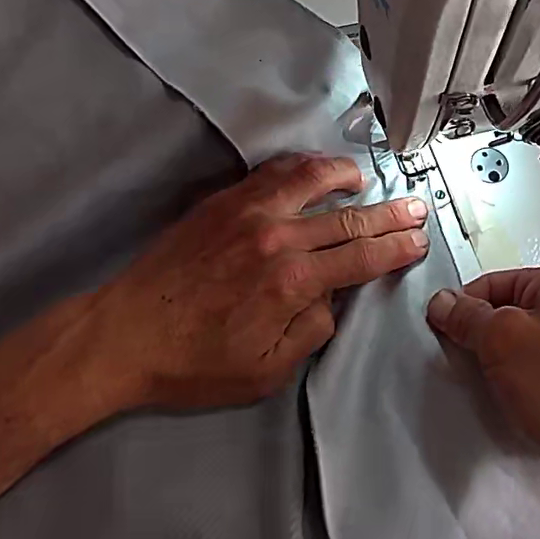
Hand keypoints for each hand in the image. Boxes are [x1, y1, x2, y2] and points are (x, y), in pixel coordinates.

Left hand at [89, 154, 429, 409]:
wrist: (124, 334)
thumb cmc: (192, 363)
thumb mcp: (265, 372)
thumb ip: (312, 329)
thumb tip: (332, 294)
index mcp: (291, 282)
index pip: (361, 257)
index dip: (395, 247)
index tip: (416, 240)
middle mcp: (276, 236)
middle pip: (347, 216)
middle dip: (388, 213)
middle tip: (413, 207)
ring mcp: (248, 211)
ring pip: (311, 178)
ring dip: (345, 175)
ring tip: (364, 180)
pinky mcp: (224, 200)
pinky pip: (273, 172)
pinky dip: (302, 166)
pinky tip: (312, 170)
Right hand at [425, 267, 539, 515]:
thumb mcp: (505, 338)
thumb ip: (468, 317)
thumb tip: (447, 305)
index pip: (494, 281)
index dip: (463, 302)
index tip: (442, 324)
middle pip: (504, 321)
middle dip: (480, 344)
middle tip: (465, 361)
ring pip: (515, 361)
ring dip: (497, 378)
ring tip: (492, 393)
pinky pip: (529, 393)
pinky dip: (514, 404)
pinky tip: (509, 416)